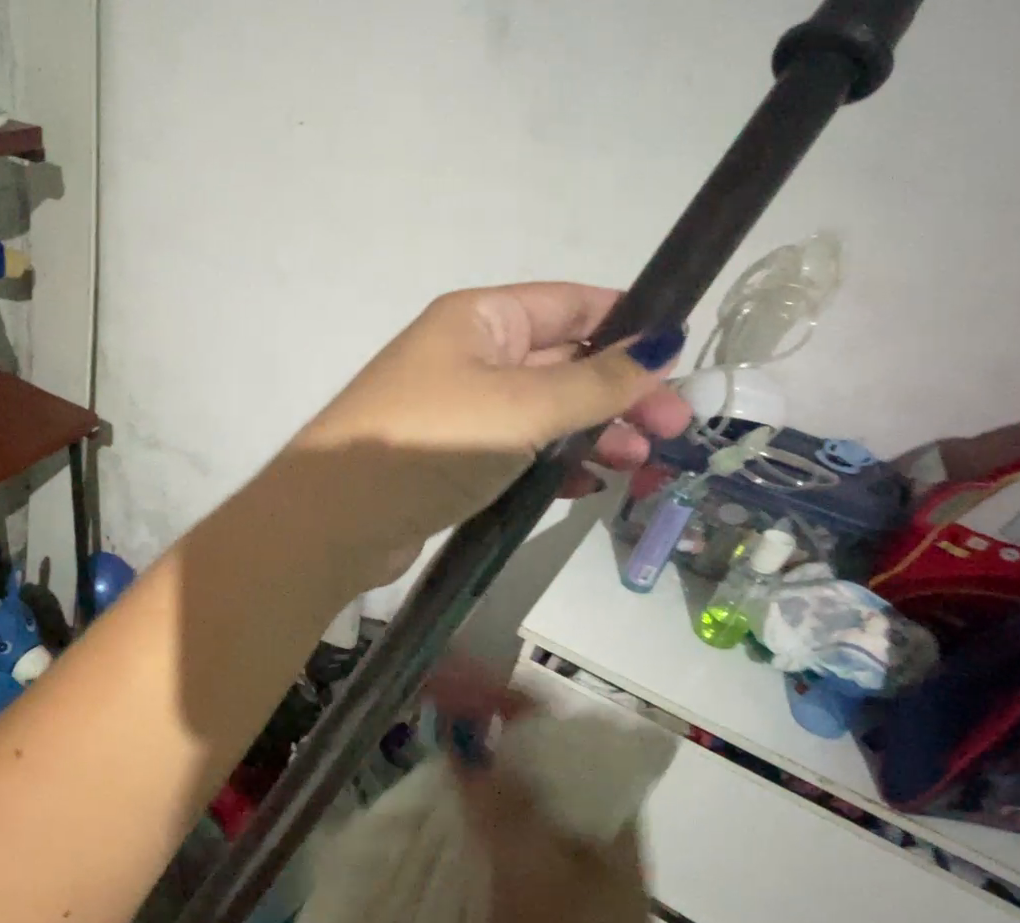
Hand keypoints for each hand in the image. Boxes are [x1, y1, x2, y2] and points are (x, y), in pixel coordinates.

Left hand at [273, 283, 689, 591]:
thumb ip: (596, 383)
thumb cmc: (430, 443)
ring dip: (594, 434)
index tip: (685, 360)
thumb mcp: (522, 406)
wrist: (334, 520)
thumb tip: (665, 343)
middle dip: (620, 392)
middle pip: (563, 362)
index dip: (632, 325)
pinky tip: (587, 487)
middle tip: (675, 432)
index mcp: (479, 321)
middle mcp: (466, 358)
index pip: (571, 305)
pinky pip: (516, 454)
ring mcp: (456, 413)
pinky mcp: (449, 463)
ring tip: (641, 464)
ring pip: (543, 413)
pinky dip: (553, 467)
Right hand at [432, 668, 698, 922]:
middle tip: (428, 690)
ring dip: (478, 738)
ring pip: (520, 764)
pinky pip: (511, 798)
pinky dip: (480, 778)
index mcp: (601, 794)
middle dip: (480, 704)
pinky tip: (451, 781)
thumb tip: (462, 738)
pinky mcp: (550, 857)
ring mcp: (571, 829)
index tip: (441, 673)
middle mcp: (590, 800)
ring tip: (432, 720)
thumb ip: (499, 803)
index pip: (547, 715)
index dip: (493, 686)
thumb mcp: (532, 872)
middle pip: (531, 732)